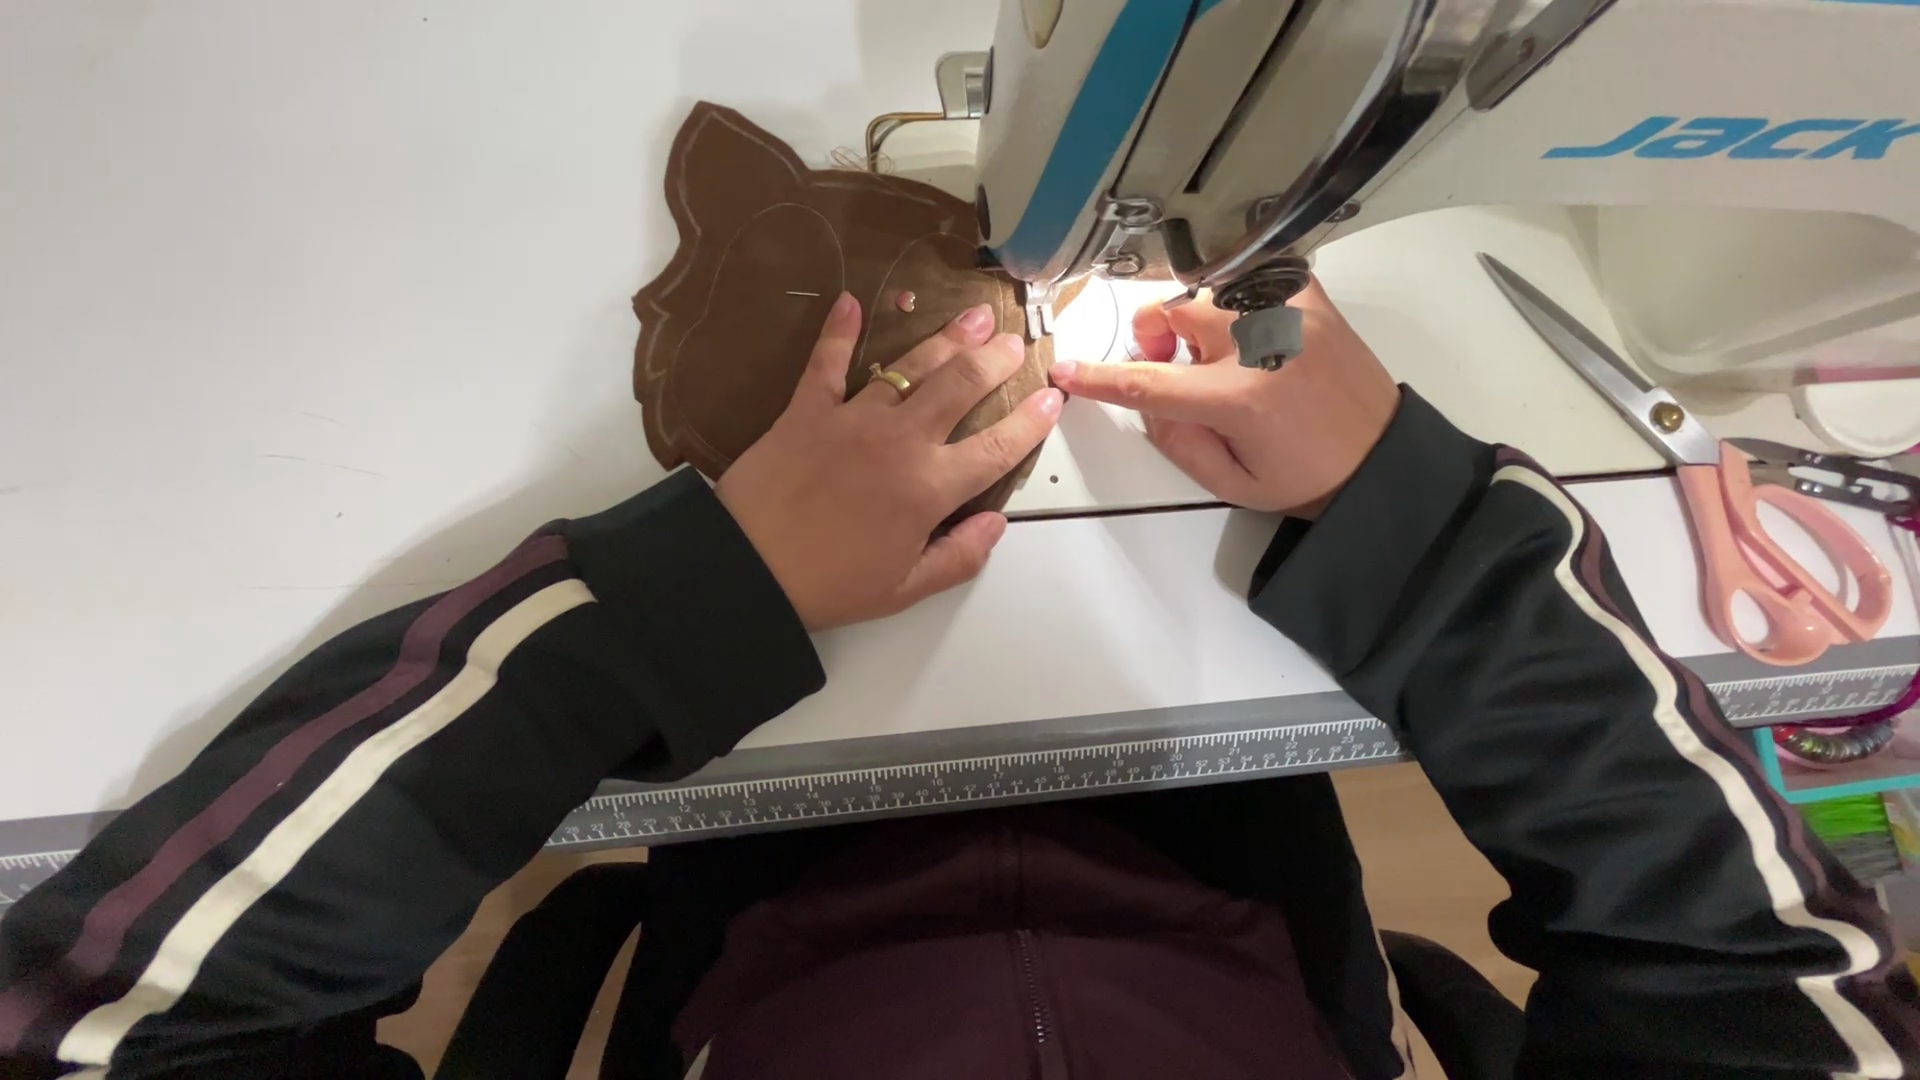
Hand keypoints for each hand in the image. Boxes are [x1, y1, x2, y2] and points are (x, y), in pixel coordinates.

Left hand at [717, 293, 1062, 630]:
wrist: (748, 567)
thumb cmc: (830, 584)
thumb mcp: (905, 588)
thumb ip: (960, 556)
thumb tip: (998, 523)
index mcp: (930, 488)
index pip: (997, 448)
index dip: (1031, 422)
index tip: (1052, 398)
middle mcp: (902, 441)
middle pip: (961, 387)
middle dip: (995, 361)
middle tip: (1014, 341)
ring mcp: (854, 418)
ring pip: (911, 367)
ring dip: (946, 338)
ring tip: (973, 317)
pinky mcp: (807, 409)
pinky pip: (827, 361)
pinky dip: (839, 331)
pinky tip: (851, 302)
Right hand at [1050, 277, 1398, 516]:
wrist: (1382, 458)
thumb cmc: (1308, 477)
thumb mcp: (1229, 482)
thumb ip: (1175, 440)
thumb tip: (1148, 399)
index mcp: (1242, 399)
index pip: (1148, 383)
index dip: (1099, 377)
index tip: (1067, 371)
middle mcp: (1265, 344)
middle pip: (1172, 309)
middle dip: (1154, 334)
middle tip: (1172, 363)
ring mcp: (1292, 313)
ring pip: (1206, 288)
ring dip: (1193, 318)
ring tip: (1218, 352)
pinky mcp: (1312, 299)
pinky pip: (1249, 278)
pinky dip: (1233, 301)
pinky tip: (1247, 333)